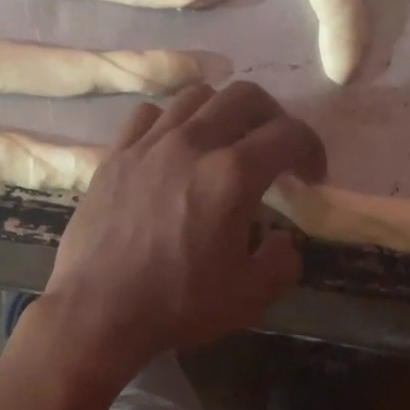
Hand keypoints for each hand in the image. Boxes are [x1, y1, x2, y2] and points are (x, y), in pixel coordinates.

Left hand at [39, 82, 324, 373]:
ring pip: (195, 97)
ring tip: (223, 143)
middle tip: (273, 150)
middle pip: (244, 97)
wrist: (97, 311)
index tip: (311, 177)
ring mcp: (148, 145)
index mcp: (232, 175)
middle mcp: (192, 144)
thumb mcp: (247, 298)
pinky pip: (148, 115)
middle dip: (272, 117)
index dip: (312, 149)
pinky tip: (171, 148)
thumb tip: (283, 240)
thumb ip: (280, 262)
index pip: (288, 135)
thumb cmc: (176, 306)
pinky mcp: (114, 156)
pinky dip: (170, 122)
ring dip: (221, 113)